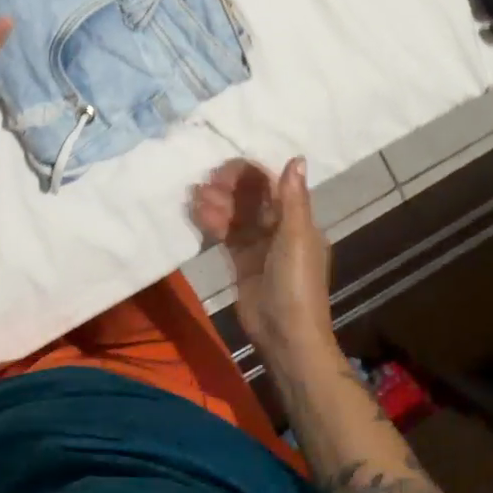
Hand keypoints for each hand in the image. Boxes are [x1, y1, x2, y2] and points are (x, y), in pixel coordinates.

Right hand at [190, 158, 334, 357]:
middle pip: (251, 199)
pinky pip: (225, 234)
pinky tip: (196, 213)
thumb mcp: (296, 238)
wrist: (285, 335)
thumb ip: (293, 198)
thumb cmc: (296, 283)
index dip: (248, 174)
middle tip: (204, 183)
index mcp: (298, 221)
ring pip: (235, 215)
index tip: (224, 169)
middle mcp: (279, 229)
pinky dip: (212, 222)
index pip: (272, 186)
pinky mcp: (241, 261)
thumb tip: (297, 157)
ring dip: (216, 203)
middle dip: (228, 188)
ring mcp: (259, 246)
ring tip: (194, 197)